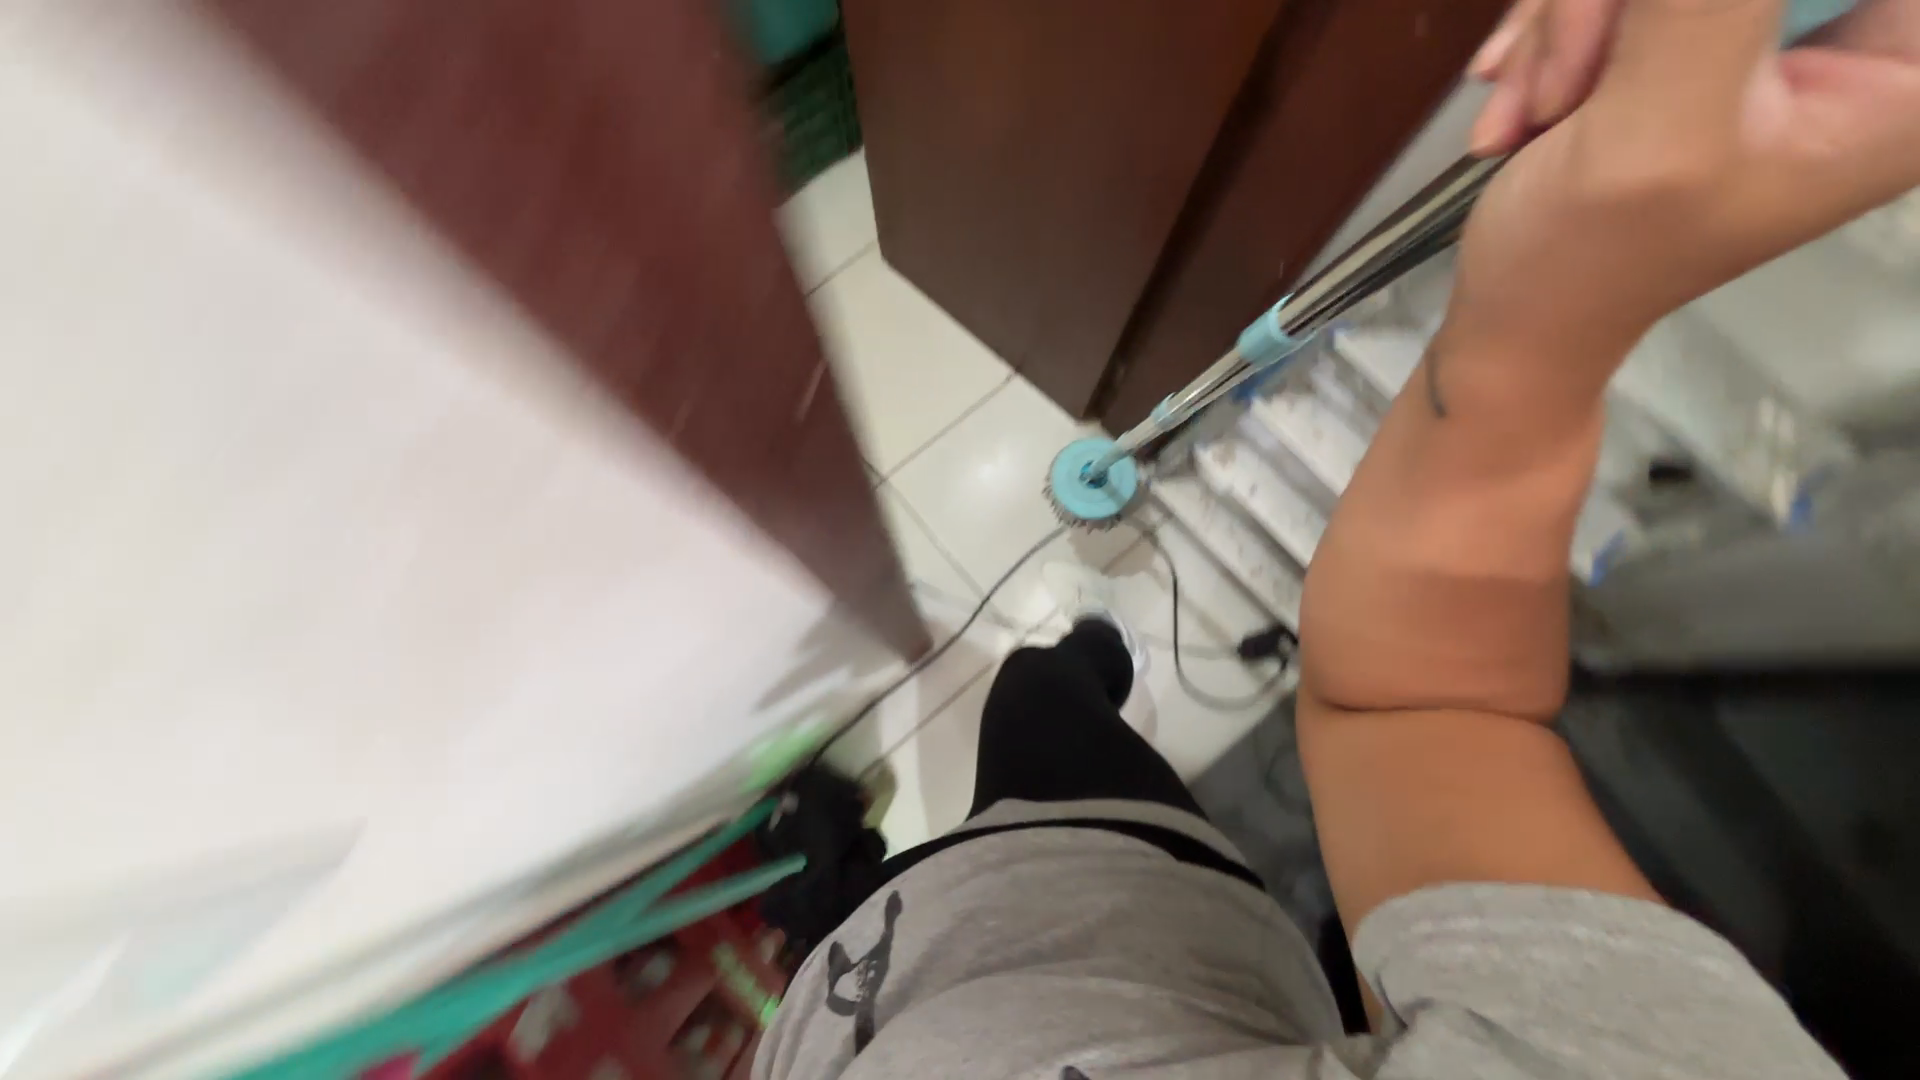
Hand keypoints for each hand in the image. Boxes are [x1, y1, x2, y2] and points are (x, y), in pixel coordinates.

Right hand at [1446, 0, 1919, 366]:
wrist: (1509, 317)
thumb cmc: (1581, 261)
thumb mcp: (1655, 129)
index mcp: (1914, 61)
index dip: (1717, 2)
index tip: (1649, 38)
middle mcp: (1857, 31)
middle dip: (1615, 5)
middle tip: (1559, 87)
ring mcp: (1759, 33)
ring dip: (1571, 22)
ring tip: (1528, 112)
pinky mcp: (1685, 38)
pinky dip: (1553, 36)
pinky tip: (1518, 102)